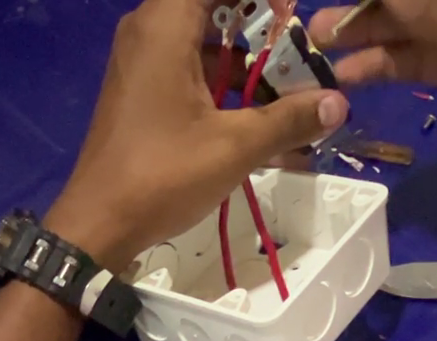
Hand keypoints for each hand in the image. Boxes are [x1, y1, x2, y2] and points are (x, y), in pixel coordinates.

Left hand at [46, 0, 349, 269]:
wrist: (99, 223)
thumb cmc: (163, 175)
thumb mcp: (233, 148)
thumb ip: (288, 121)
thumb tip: (337, 104)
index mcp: (166, 23)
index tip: (290, 16)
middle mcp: (149, 30)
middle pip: (213, 7)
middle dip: (260, 30)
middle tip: (294, 63)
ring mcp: (141, 64)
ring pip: (203, 44)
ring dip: (245, 67)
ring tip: (283, 102)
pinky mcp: (140, 95)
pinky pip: (188, 72)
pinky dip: (221, 89)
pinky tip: (251, 124)